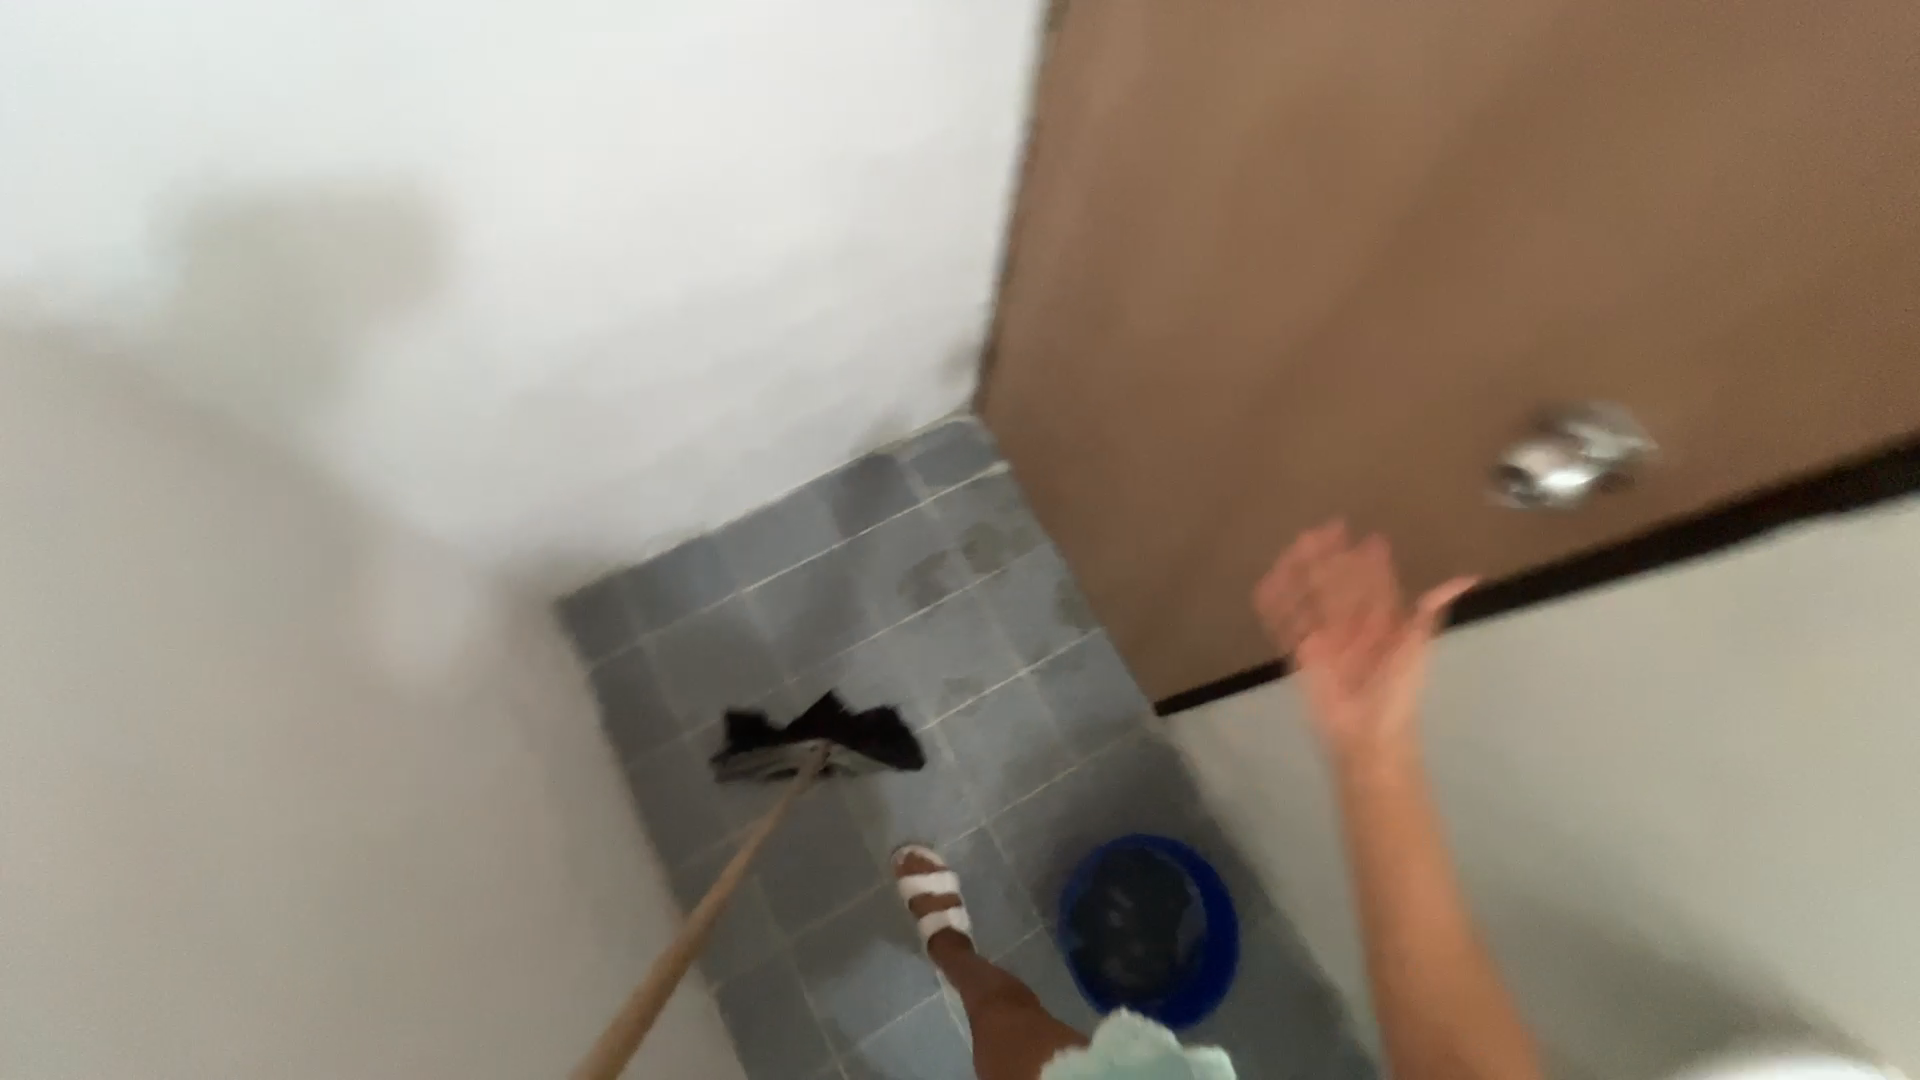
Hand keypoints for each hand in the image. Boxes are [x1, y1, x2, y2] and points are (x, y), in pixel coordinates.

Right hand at [1252, 521, 1474, 762]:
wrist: (1368, 733)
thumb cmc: (1397, 693)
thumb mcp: (1417, 649)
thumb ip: (1428, 612)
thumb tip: (1467, 579)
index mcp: (1380, 623)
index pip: (1372, 585)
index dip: (1369, 562)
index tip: (1365, 537)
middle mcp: (1351, 625)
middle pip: (1337, 584)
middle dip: (1329, 558)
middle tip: (1323, 530)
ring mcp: (1324, 637)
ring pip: (1310, 597)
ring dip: (1301, 573)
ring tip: (1294, 549)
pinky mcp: (1301, 652)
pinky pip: (1285, 624)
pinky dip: (1276, 605)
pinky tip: (1267, 584)